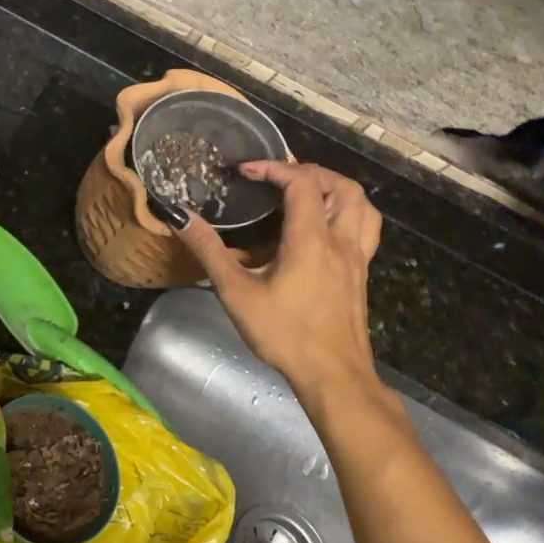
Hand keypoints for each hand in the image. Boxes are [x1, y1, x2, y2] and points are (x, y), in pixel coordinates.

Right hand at [176, 161, 383, 394]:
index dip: (274, 168)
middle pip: (341, 186)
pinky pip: (364, 227)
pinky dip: (347, 211)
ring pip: (361, 205)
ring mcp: (356, 257)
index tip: (245, 171)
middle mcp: (340, 241)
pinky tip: (324, 226)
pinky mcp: (360, 273)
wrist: (332, 373)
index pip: (302, 184)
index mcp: (311, 239)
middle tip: (277, 176)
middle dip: (309, 171)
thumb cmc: (283, 332)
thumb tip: (179, 217)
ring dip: (334, 188)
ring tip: (305, 191)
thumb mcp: (236, 292)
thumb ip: (209, 250)